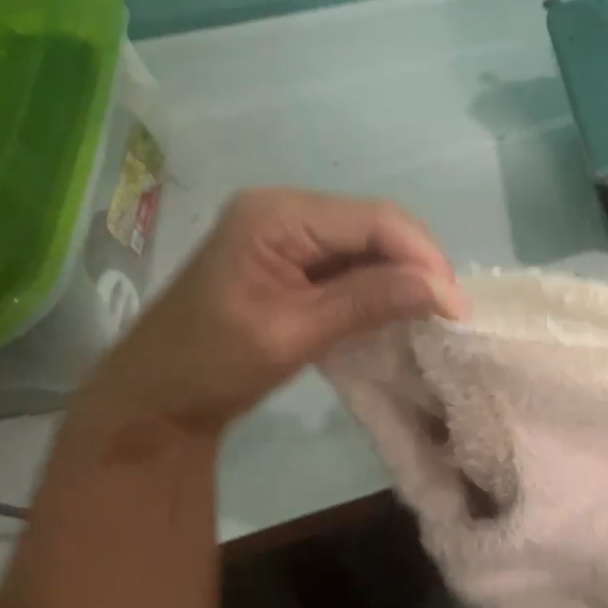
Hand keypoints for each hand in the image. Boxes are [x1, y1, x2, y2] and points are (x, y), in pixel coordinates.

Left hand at [84, 189, 465, 436]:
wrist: (152, 401)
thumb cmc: (211, 366)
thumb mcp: (295, 334)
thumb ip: (371, 302)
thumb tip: (448, 292)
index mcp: (277, 214)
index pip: (375, 220)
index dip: (423, 257)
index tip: (455, 306)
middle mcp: (287, 206)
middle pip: (379, 224)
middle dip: (419, 264)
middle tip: (447, 311)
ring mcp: (291, 227)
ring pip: (374, 240)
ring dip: (405, 274)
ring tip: (430, 311)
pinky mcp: (296, 251)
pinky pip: (357, 256)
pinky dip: (383, 281)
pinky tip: (397, 307)